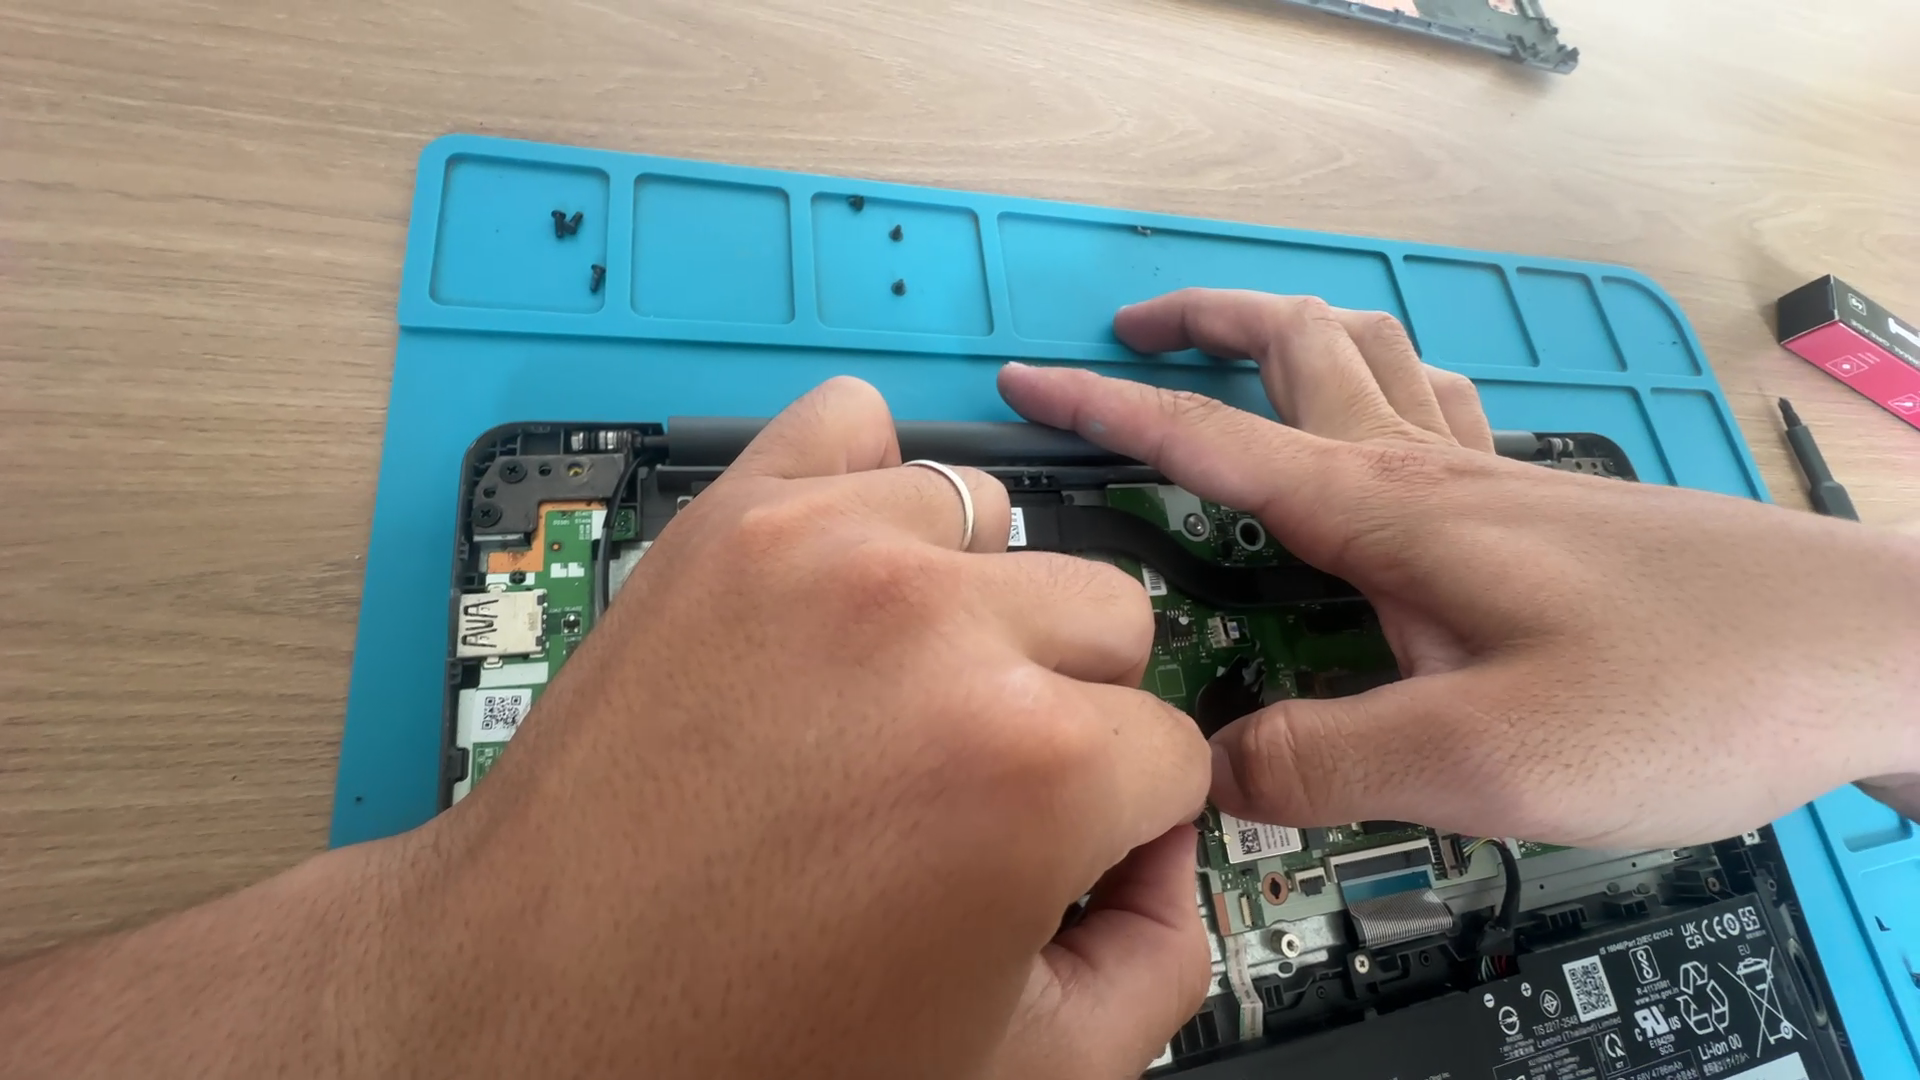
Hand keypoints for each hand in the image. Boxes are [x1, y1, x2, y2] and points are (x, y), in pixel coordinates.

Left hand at [0, 377, 1211, 1077]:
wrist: (526, 1012)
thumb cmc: (770, 1052)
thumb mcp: (1027, 1071)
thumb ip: (1158, 956)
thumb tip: (1163, 836)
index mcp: (1036, 768)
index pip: (1172, 750)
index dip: (1127, 815)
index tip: (1058, 845)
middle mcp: (944, 625)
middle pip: (1109, 614)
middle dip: (1072, 701)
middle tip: (974, 766)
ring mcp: (832, 546)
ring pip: (997, 520)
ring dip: (975, 601)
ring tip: (895, 678)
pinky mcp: (737, 513)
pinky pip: (854, 423)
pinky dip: (870, 488)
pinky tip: (842, 576)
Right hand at [1000, 288, 1919, 847]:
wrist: (1882, 655)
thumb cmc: (1682, 696)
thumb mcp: (1481, 760)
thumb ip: (1319, 765)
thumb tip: (1202, 775)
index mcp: (1372, 508)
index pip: (1199, 436)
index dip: (1100, 405)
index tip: (1029, 379)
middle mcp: (1411, 465)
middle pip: (1285, 339)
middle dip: (1192, 322)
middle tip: (1129, 334)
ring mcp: (1473, 464)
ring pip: (1360, 344)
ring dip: (1279, 330)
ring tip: (1229, 351)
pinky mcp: (1521, 488)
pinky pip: (1424, 392)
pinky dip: (1366, 374)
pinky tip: (1362, 416)